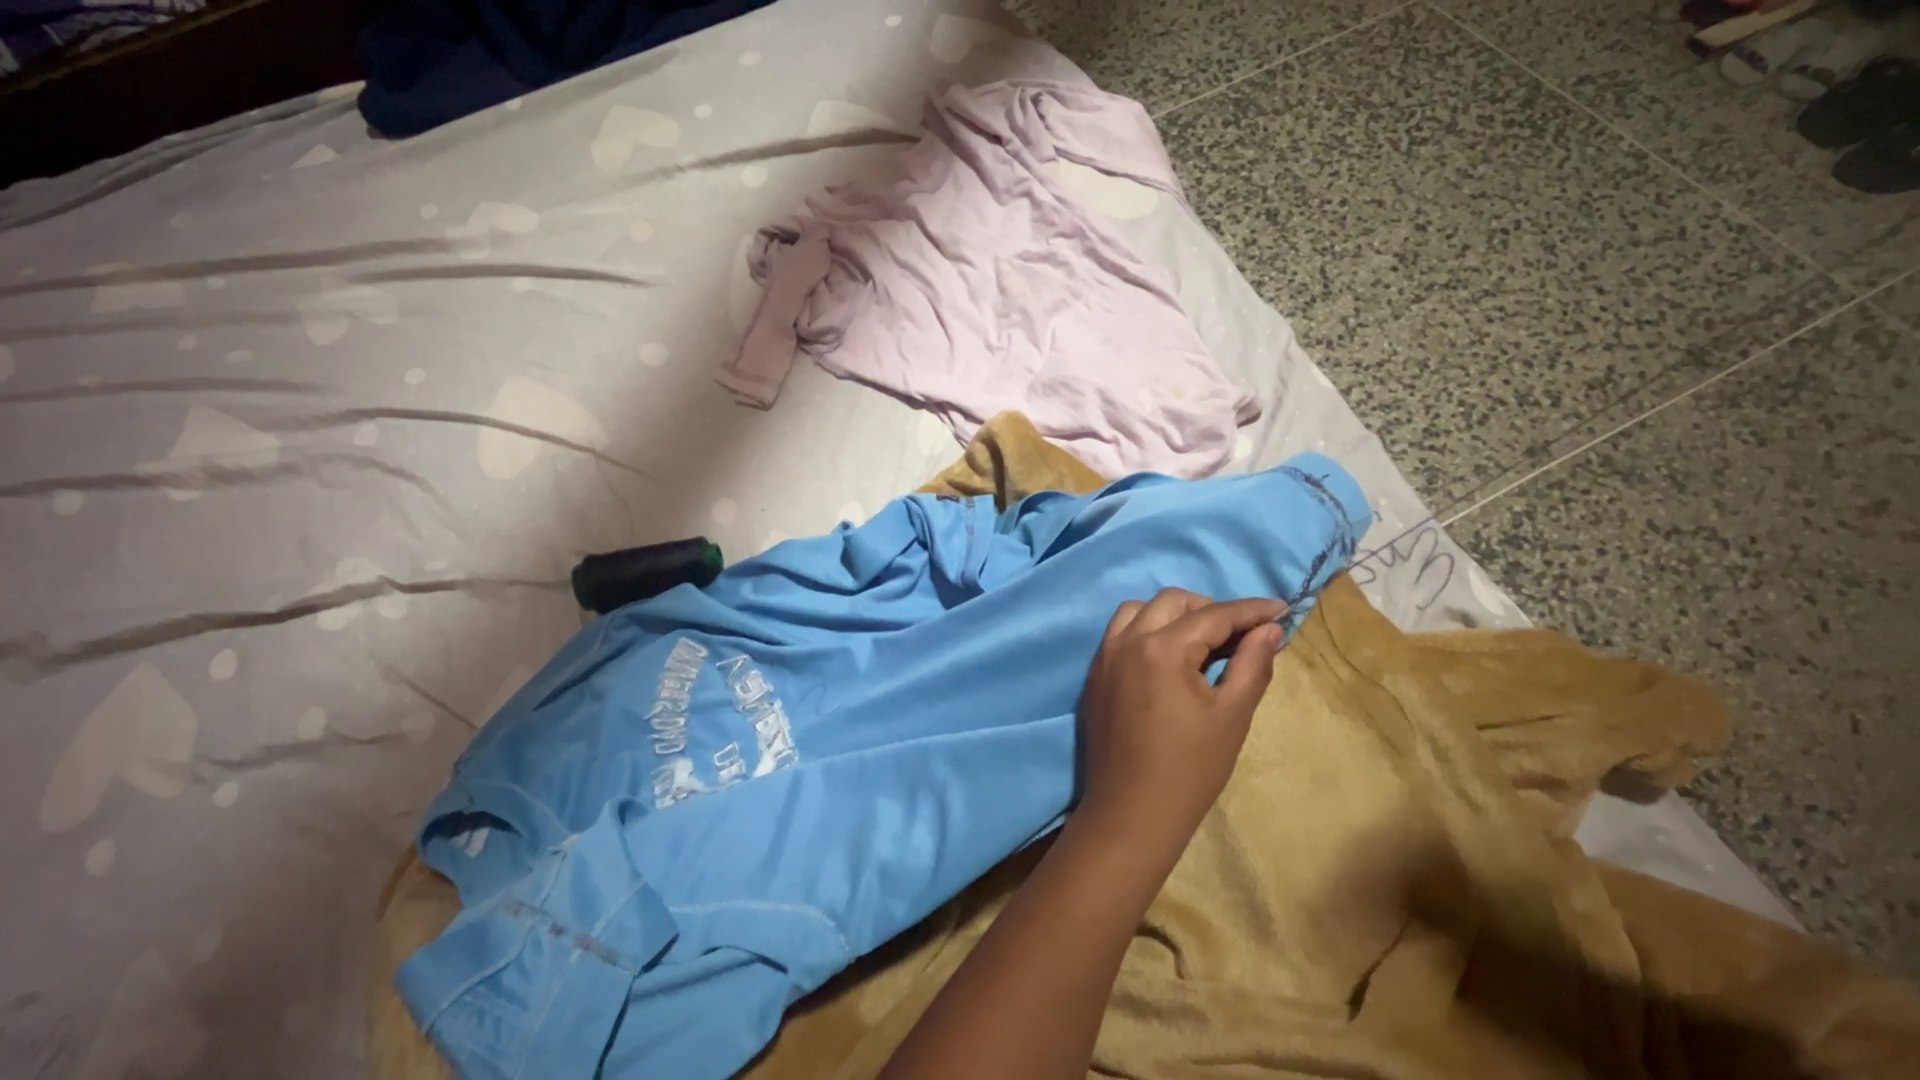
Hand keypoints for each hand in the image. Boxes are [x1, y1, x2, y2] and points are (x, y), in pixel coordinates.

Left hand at [1074, 589, 1284, 860]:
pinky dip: (1147, 630)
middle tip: (1243, 633)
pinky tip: (1171, 657)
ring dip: (1174, 614)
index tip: (1281, 609)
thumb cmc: (1189, 770)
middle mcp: (1127, 641)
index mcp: (1161, 648)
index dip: (1251, 610)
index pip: (1213, 615)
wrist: (1131, 814)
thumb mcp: (1232, 716)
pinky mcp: (1095, 676)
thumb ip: (1252, 664)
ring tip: (1204, 642)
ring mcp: (1104, 657)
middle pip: (1173, 602)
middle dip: (1211, 609)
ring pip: (1139, 611)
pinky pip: (1120, 633)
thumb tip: (1269, 630)